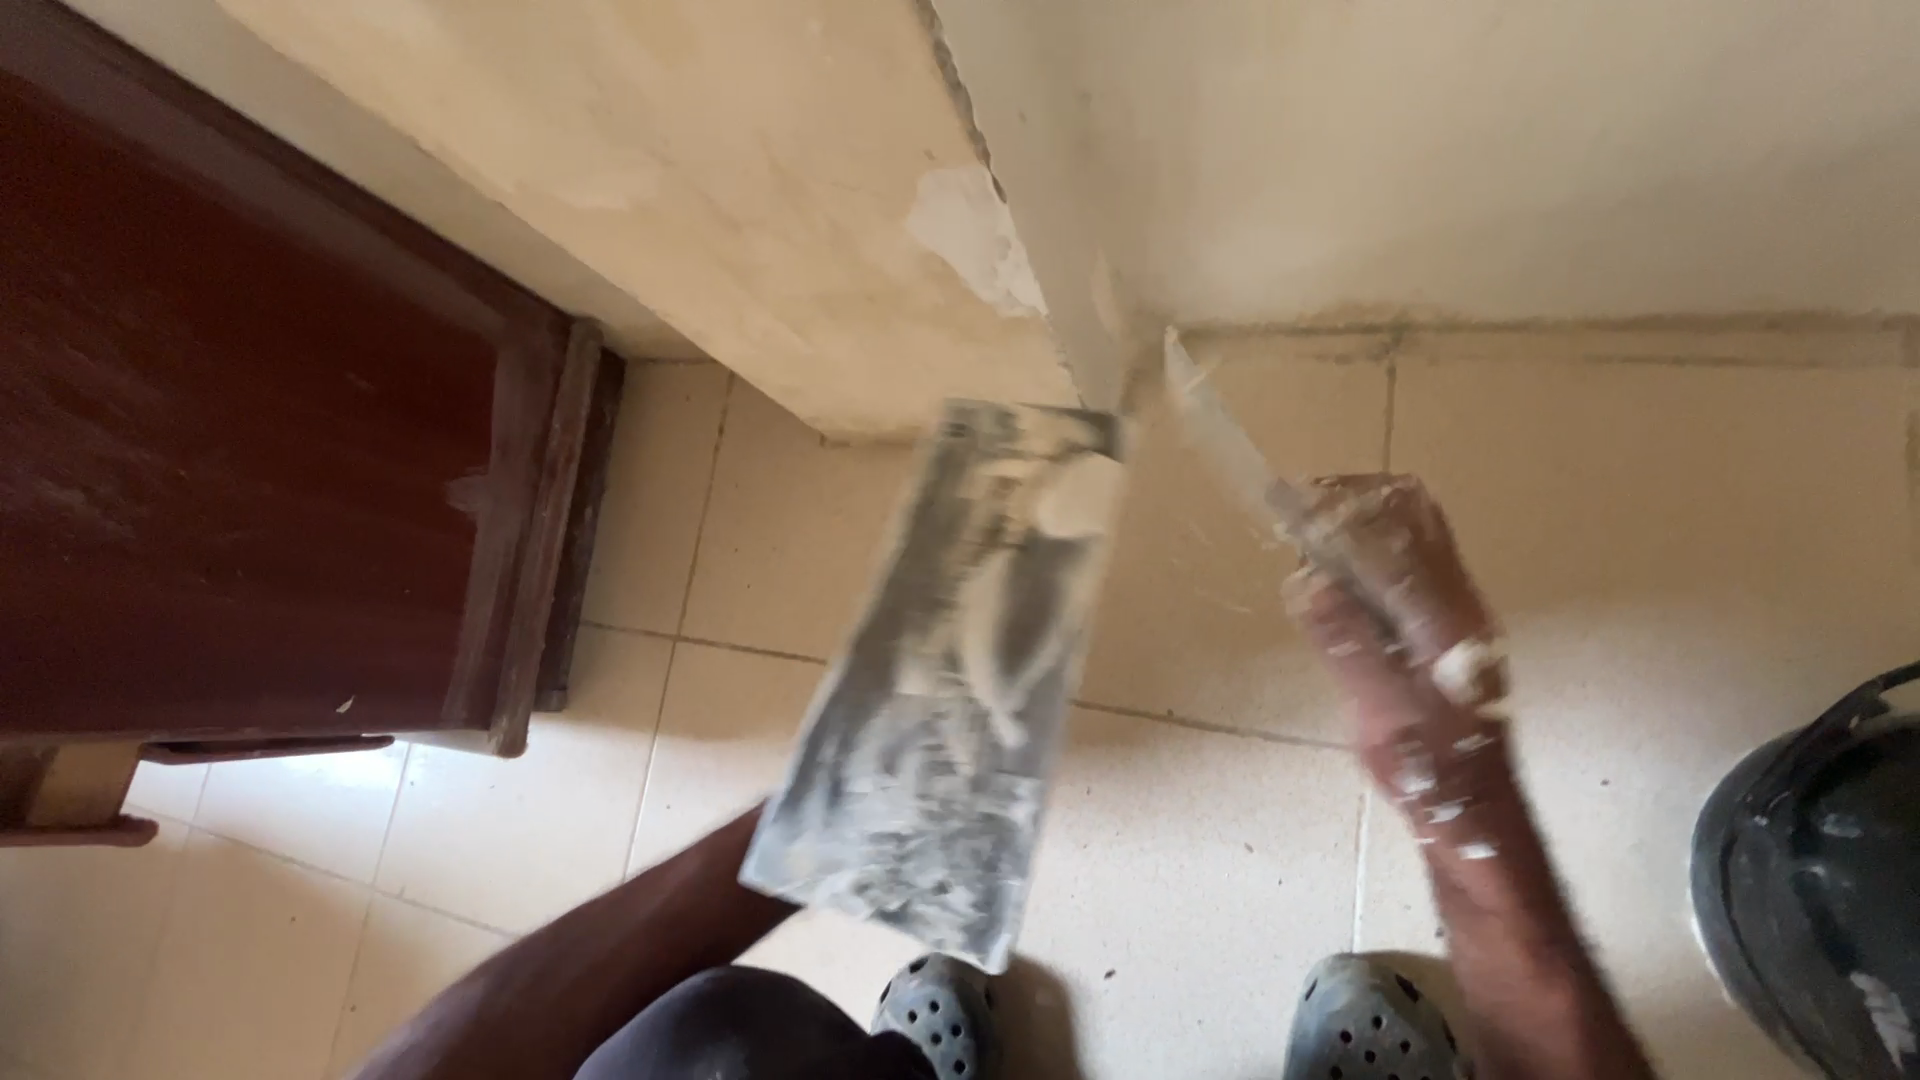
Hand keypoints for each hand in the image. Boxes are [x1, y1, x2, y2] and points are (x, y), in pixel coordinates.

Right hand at [1284, 475, 1516, 844]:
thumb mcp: (1384, 710)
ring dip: (1353, 525)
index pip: (1401, 530)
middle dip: (1351, 501)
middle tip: (1298, 515)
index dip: (1346, 507)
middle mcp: (1453, 599)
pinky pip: (1397, 565)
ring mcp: (1447, 608)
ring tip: (1305, 541)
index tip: (1296, 505)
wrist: (1471, 804)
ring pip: (1406, 535)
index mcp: (1446, 614)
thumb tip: (1306, 584)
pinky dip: (1358, 553)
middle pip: (1413, 514)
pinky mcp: (1433, 624)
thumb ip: (1349, 646)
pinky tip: (1327, 577)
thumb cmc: (1430, 765)